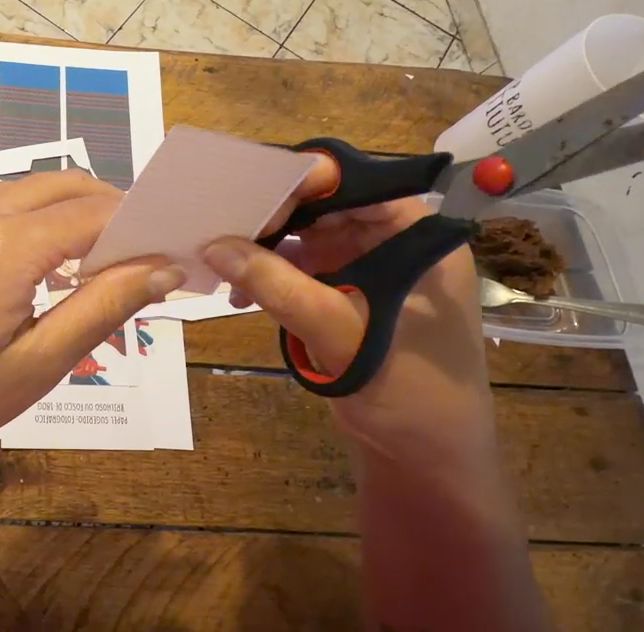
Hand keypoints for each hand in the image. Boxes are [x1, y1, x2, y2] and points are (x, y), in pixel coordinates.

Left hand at [0, 171, 179, 503]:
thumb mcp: (35, 365)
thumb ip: (102, 307)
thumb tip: (162, 267)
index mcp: (9, 243)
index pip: (98, 211)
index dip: (139, 224)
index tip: (166, 249)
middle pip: (62, 184)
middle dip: (106, 208)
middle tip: (130, 254)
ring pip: (19, 189)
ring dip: (58, 212)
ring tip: (77, 263)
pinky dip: (13, 219)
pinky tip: (11, 268)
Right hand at [201, 158, 493, 466]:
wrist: (429, 463)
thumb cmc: (409, 393)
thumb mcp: (341, 333)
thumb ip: (278, 285)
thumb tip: (214, 246)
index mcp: (416, 234)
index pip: (356, 181)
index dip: (302, 179)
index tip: (248, 190)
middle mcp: (395, 240)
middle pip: (325, 205)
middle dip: (273, 214)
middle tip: (223, 222)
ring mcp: (372, 266)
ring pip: (307, 234)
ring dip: (266, 246)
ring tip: (222, 257)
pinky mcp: (350, 292)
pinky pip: (303, 266)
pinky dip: (272, 273)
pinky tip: (240, 291)